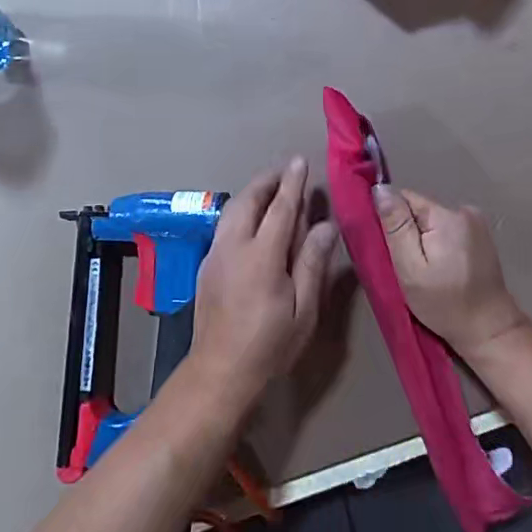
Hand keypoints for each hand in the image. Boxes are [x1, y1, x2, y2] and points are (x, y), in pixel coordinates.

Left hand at [188, 157, 338, 404]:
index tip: (300, 161)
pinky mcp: (206, 266)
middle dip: (267, 181)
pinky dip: (240, 211)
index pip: (280, 208)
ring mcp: (215, 255)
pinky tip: (251, 220)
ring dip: (252, 194)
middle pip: (248, 200)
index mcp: (262, 256)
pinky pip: (224, 225)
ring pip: (231, 211)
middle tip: (285, 171)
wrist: (219, 370)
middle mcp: (233, 247)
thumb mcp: (303, 309)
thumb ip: (313, 263)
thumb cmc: (269, 344)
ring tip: (270, 189)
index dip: (292, 183)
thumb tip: (325, 226)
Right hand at [375, 185, 528, 356]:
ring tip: (423, 269)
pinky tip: (439, 268)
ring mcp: (476, 223)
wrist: (489, 330)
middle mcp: (464, 210)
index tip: (388, 247)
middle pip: (419, 208)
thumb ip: (396, 226)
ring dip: (422, 239)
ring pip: (431, 220)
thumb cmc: (444, 303)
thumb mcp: (410, 268)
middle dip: (407, 231)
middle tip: (405, 264)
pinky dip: (437, 244)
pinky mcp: (480, 237)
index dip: (390, 220)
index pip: (404, 198)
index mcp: (446, 215)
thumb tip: (380, 189)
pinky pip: (446, 230)